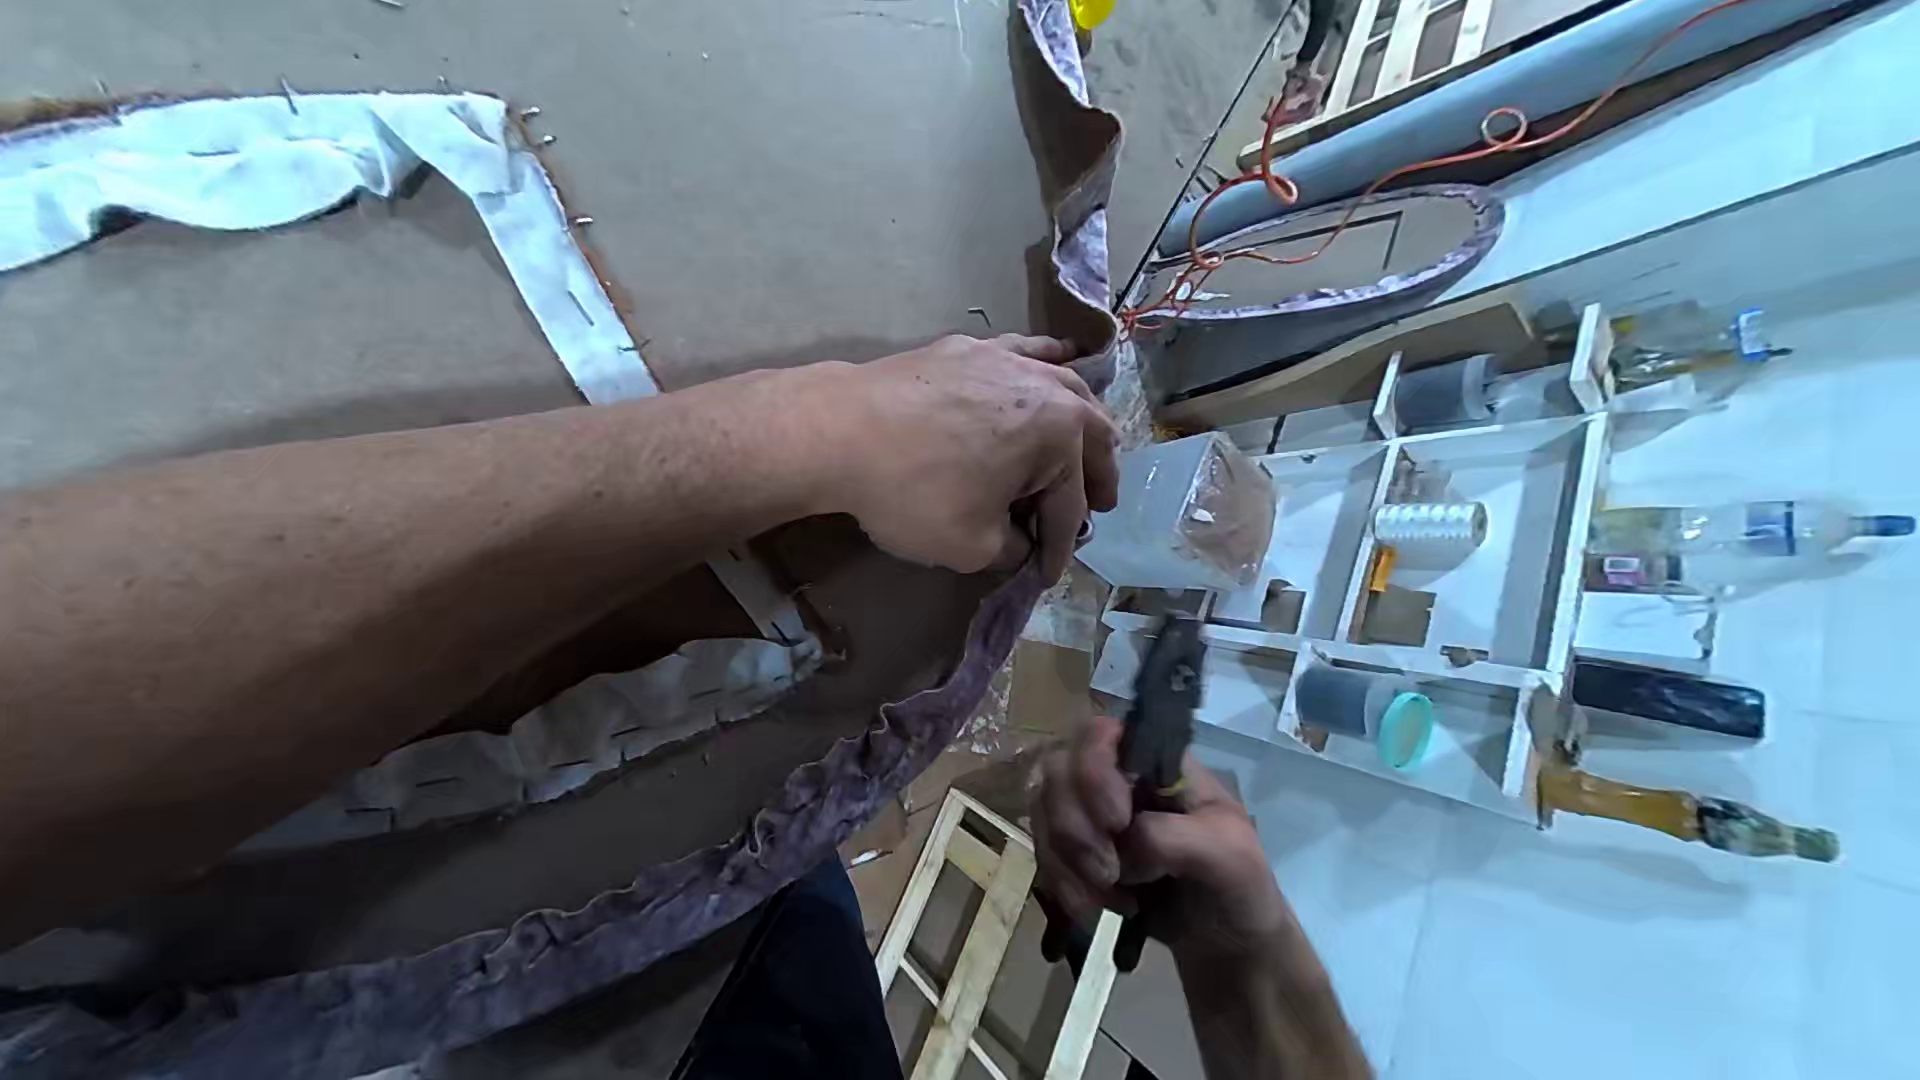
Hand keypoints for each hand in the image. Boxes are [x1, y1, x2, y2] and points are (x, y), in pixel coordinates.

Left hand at [803, 334, 1118, 583]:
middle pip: (1087, 438)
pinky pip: (1027, 352)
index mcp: (1060, 436)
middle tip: (1098, 505)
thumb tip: (1019, 540)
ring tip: (1089, 445)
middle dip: (1095, 479)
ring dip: (1083, 424)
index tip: (1048, 572)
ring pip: (1068, 388)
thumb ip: (1012, 547)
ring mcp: (1010, 360)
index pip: (1067, 504)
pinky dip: (1049, 363)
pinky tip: (1060, 361)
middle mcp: (1047, 389)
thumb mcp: (973, 546)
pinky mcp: (974, 348)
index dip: (1059, 546)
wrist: (840, 432)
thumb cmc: (915, 493)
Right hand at [1037, 715, 1288, 956]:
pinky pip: (1042, 850)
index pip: (1102, 733)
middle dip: (1076, 826)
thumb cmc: (1237, 884)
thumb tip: (1123, 844)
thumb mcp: (1229, 852)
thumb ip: (1175, 836)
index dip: (1094, 769)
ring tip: (1114, 897)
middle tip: (1110, 871)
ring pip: (1043, 810)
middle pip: (1060, 769)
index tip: (1117, 821)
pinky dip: (1062, 883)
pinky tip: (1097, 909)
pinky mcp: (1073, 848)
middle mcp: (1114, 775)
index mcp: (1153, 761)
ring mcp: (1088, 810)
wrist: (1225, 945)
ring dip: (1068, 860)